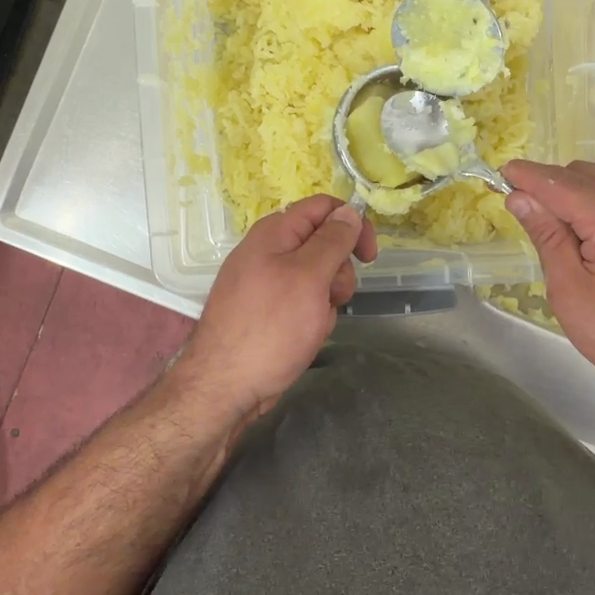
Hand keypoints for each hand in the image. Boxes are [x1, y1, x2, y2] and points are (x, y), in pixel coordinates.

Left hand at [173, 195, 377, 415]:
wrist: (225, 386)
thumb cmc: (270, 328)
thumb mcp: (310, 277)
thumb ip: (332, 240)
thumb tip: (348, 211)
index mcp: (274, 233)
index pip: (323, 208)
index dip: (351, 224)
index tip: (369, 256)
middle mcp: (267, 252)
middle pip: (323, 244)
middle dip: (338, 272)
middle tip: (332, 297)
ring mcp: (265, 283)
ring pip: (316, 279)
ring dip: (326, 301)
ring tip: (313, 325)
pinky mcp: (266, 312)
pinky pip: (302, 304)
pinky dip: (311, 319)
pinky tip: (303, 339)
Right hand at [501, 160, 594, 429]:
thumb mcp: (571, 293)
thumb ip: (547, 237)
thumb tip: (520, 197)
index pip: (563, 184)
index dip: (530, 177)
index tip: (504, 170)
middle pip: (590, 175)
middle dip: (556, 187)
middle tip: (532, 211)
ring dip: (586, 196)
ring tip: (571, 232)